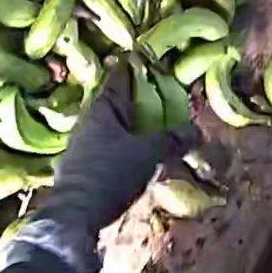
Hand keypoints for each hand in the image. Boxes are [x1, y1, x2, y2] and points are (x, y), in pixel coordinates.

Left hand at [33, 65, 193, 235]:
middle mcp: (88, 122)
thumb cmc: (110, 173)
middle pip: (116, 102)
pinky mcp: (81, 169)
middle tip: (160, 94)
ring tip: (153, 126)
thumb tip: (197, 131)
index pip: (120, 77)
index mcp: (103, 109)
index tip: (147, 55)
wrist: (74, 217)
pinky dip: (123, 146)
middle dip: (137, 98)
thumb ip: (173, 139)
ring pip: (111, 126)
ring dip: (130, 125)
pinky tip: (136, 155)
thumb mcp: (149, 153)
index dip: (134, 65)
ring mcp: (82, 146)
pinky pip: (107, 147)